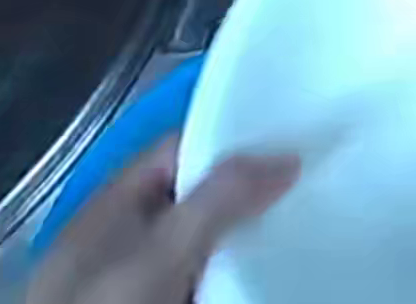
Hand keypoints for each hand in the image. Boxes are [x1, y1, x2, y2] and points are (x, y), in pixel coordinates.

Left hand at [29, 136, 299, 303]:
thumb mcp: (160, 253)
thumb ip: (220, 195)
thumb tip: (289, 158)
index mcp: (106, 212)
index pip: (182, 147)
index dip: (235, 133)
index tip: (292, 130)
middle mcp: (123, 240)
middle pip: (202, 189)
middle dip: (253, 180)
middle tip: (309, 169)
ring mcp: (141, 280)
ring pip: (213, 231)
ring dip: (255, 222)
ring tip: (306, 208)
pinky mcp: (167, 301)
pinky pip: (217, 267)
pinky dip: (247, 260)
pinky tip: (280, 257)